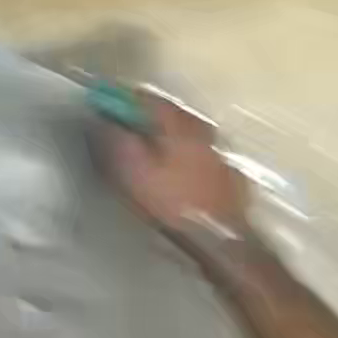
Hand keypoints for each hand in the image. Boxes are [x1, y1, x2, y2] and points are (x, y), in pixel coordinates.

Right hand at [98, 91, 249, 242]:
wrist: (219, 242)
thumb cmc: (166, 198)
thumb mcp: (126, 165)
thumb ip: (113, 136)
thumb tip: (104, 118)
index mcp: (177, 126)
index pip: (148, 97)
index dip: (123, 95)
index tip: (106, 98)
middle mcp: (203, 135)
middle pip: (176, 112)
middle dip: (152, 110)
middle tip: (131, 117)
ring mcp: (223, 158)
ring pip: (194, 132)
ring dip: (173, 130)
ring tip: (155, 140)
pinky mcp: (233, 181)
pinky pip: (207, 154)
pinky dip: (191, 152)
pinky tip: (182, 165)